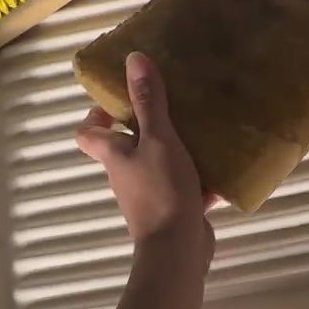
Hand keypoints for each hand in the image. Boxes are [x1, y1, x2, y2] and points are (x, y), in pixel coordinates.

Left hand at [75, 52, 214, 263]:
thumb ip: (149, 102)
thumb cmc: (162, 191)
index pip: (88, 134)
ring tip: (200, 137)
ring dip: (175, 155)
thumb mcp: (158, 140)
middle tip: (170, 113)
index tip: (116, 105)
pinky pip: (185, 191)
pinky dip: (199, 183)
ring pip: (159, 169)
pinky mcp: (174, 214)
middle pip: (127, 150)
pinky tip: (220, 172)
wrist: (177, 249)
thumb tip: (133, 59)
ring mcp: (150, 198)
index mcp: (115, 157)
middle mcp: (127, 178)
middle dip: (146, 132)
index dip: (96, 118)